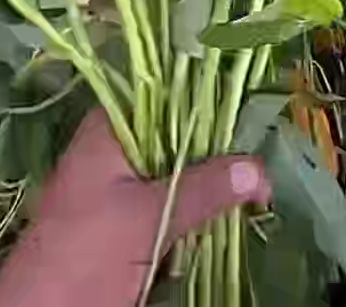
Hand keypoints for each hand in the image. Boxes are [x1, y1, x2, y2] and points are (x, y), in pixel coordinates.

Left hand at [0, 109, 270, 306]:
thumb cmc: (85, 251)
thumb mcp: (149, 217)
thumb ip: (204, 188)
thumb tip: (259, 169)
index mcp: (111, 125)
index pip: (166, 93)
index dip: (206, 101)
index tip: (246, 112)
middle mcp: (113, 143)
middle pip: (173, 132)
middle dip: (211, 147)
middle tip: (254, 156)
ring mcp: (115, 180)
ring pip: (171, 167)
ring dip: (203, 179)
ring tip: (247, 182)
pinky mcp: (121, 215)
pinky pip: (164, 197)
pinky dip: (188, 204)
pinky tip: (218, 210)